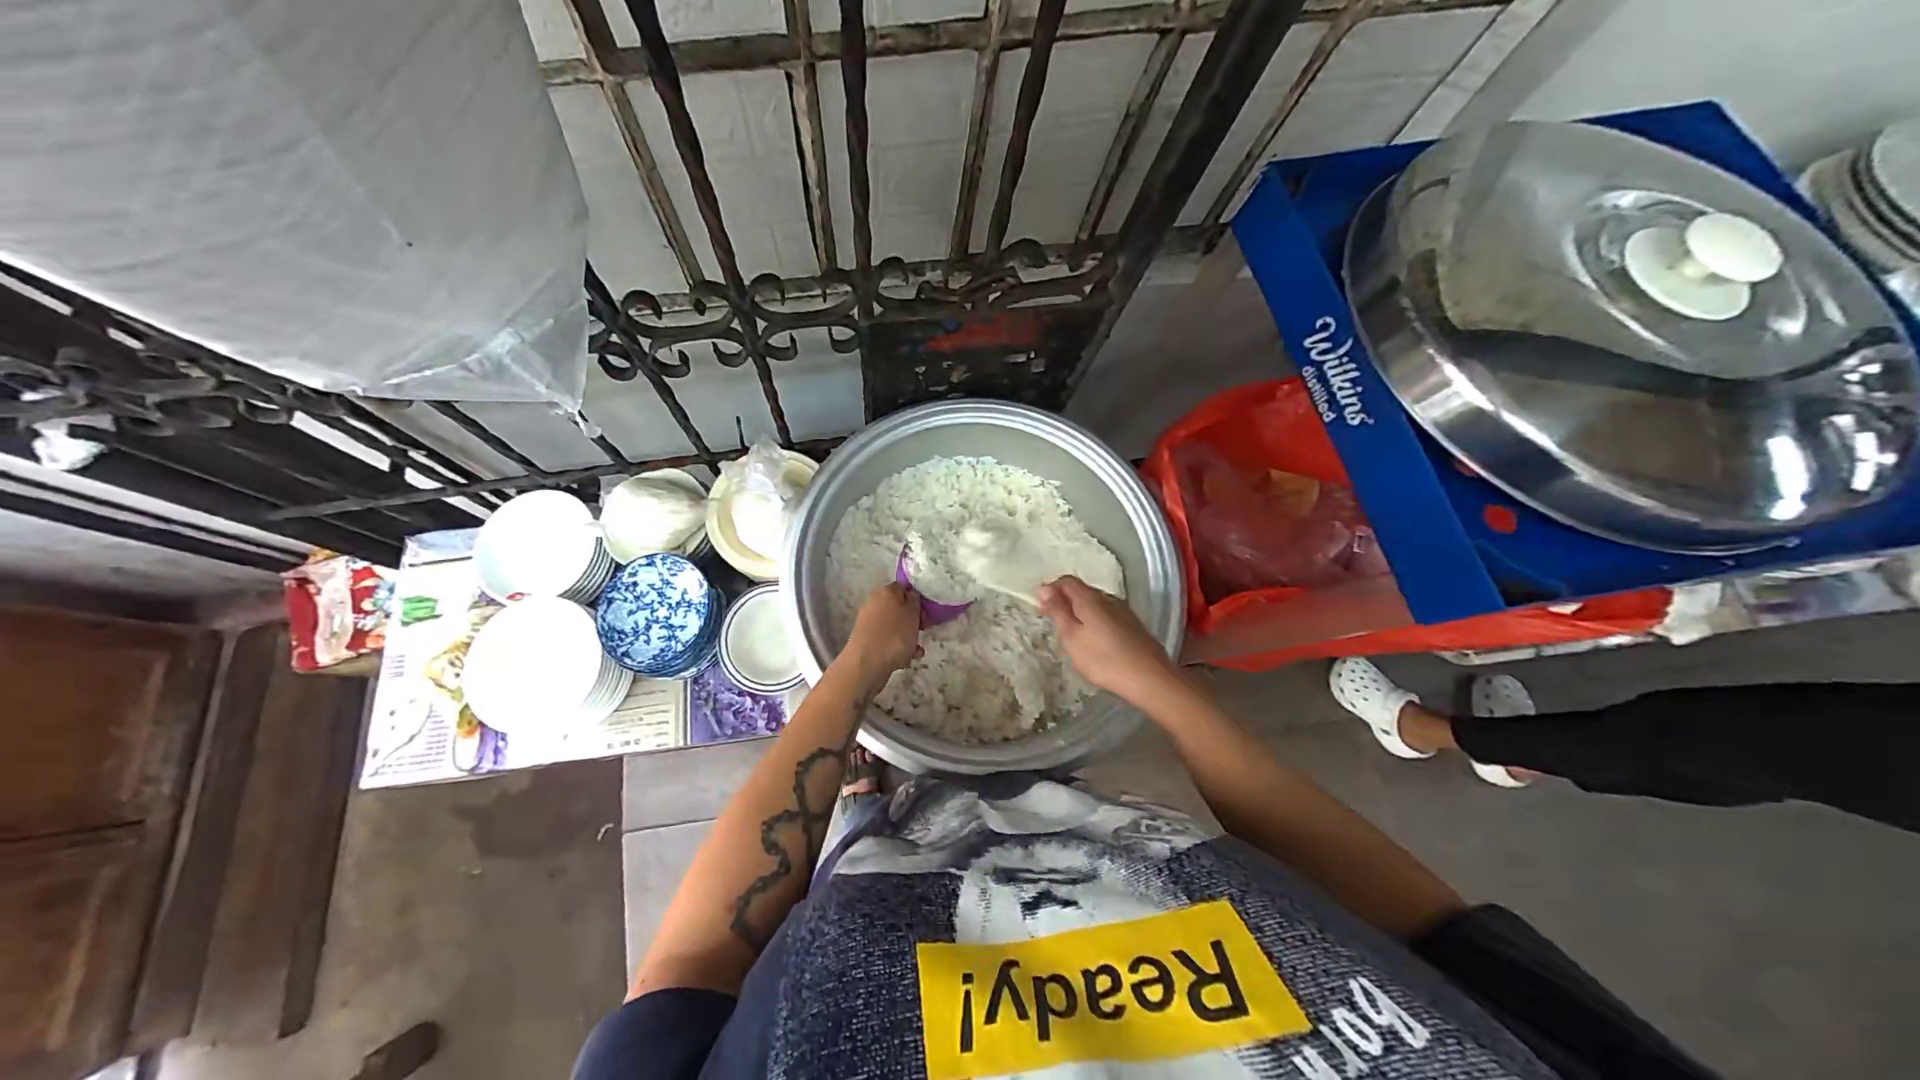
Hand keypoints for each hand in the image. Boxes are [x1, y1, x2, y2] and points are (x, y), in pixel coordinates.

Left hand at [844, 582, 921, 683]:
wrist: (867, 664)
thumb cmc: (894, 635)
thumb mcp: (913, 614)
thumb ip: (915, 601)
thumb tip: (912, 595)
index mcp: (885, 592)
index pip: (904, 587)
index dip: (917, 597)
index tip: (927, 610)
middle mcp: (874, 603)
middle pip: (899, 608)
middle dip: (913, 620)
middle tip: (923, 630)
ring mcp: (869, 623)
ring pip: (895, 626)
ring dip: (907, 637)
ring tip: (916, 650)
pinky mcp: (867, 640)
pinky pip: (887, 640)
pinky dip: (897, 648)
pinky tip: (906, 659)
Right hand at [1036, 576, 1177, 704]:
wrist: (1149, 678)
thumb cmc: (1103, 659)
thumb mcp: (1072, 637)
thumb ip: (1058, 611)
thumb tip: (1044, 588)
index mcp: (1090, 598)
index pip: (1067, 581)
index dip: (1051, 589)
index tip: (1039, 606)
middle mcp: (1108, 599)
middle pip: (1082, 591)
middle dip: (1064, 600)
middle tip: (1050, 619)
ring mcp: (1123, 611)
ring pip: (1095, 604)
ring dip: (1079, 611)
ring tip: (1069, 631)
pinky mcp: (1133, 626)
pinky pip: (1107, 615)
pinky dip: (1093, 621)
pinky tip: (1092, 639)